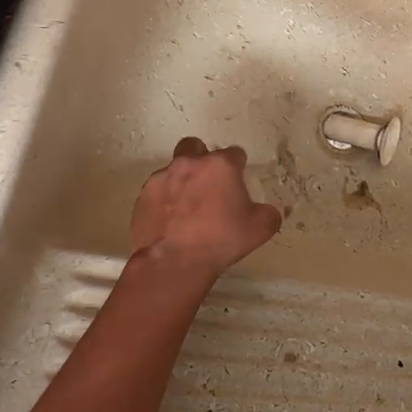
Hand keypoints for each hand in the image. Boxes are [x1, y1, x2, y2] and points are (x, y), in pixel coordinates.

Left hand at [128, 137, 281, 280]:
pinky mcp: (143, 197)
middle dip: (202, 159)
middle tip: (209, 184)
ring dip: (182, 182)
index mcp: (220, 165)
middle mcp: (189, 164)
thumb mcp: (260, 229)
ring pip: (174, 170)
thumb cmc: (221, 240)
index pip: (235, 153)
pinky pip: (157, 192)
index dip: (239, 167)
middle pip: (195, 147)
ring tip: (187, 209)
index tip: (238, 183)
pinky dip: (165, 201)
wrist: (173, 263)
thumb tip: (267, 212)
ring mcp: (162, 179)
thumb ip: (268, 214)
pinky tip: (171, 221)